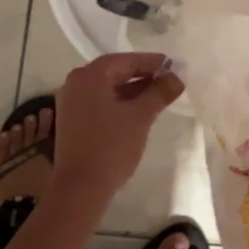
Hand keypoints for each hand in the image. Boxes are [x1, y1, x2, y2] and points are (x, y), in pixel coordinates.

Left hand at [51, 52, 185, 209]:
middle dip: (142, 75)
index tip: (174, 65)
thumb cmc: (111, 147)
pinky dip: (119, 102)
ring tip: (159, 94)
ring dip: (132, 90)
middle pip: (114, 71)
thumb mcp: (140, 117)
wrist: (80, 187)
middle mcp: (75, 83)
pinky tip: (138, 110)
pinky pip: (99, 101)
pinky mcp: (72, 120)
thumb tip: (178, 77)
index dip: (151, 62)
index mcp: (89, 76)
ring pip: (107, 88)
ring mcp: (71, 102)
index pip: (125, 60)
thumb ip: (159, 93)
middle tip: (169, 79)